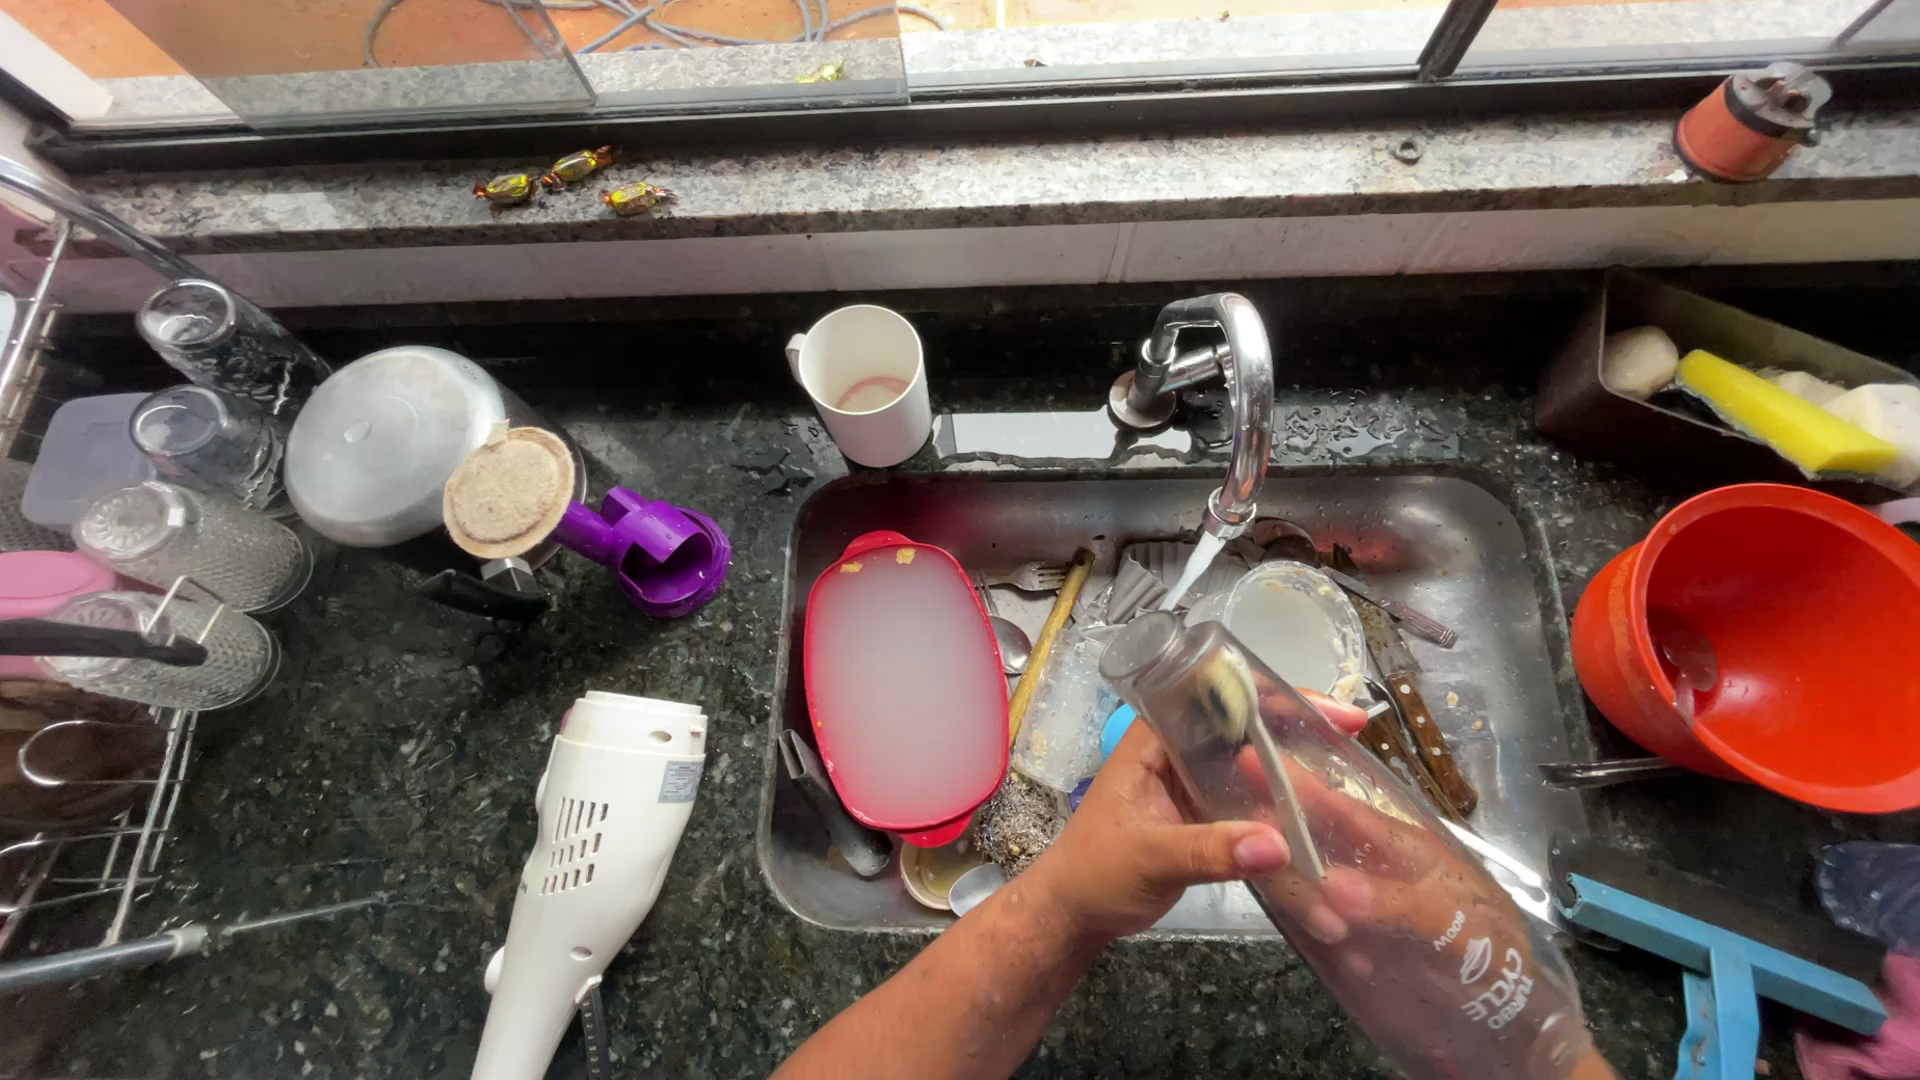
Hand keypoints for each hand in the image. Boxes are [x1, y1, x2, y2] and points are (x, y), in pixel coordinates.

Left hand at [1022, 690, 1366, 943]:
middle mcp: (1178, 752)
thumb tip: (1279, 846)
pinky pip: (1251, 804)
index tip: (1323, 707)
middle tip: (1356, 733)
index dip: (1269, 693)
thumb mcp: (1149, 856)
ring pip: (1252, 764)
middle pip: (1242, 725)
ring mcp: (1193, 784)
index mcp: (1155, 739)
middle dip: (1297, 726)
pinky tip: (1323, 829)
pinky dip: (1283, 813)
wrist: (1077, 911)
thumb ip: (1208, 851)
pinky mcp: (1205, 816)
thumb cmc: (1096, 870)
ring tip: (1354, 777)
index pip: (1214, 696)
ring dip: (1296, 772)